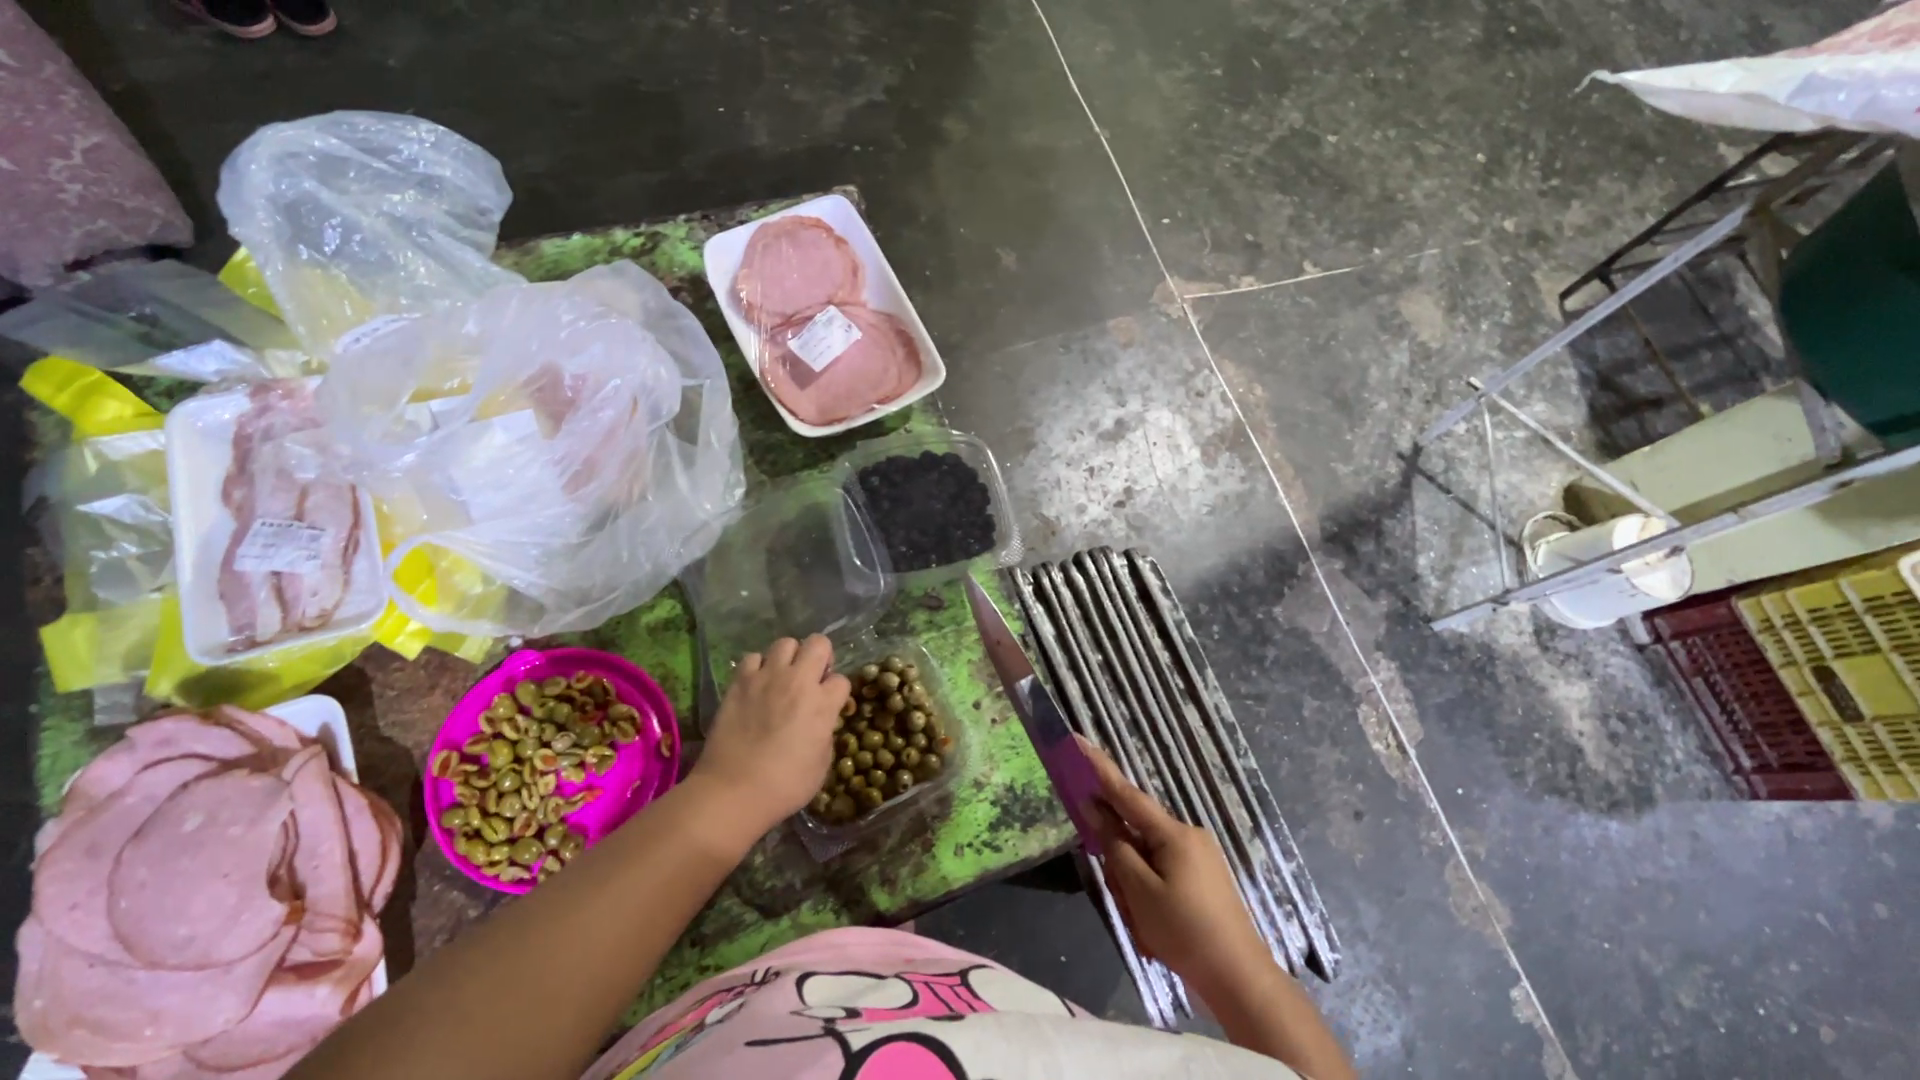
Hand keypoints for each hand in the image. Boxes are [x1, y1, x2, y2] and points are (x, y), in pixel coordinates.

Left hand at [692, 636, 849, 832]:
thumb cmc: (785, 785)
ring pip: (785, 643)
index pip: (841, 680)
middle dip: (821, 656)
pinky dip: (758, 667)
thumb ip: (825, 732)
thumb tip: (820, 721)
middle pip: (819, 643)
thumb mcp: (822, 763)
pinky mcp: (740, 682)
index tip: (830, 705)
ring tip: (782, 677)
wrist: (734, 790)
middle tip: (812, 677)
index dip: (837, 692)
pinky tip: (756, 685)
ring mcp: (766, 678)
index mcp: (823, 704)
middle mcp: (798, 682)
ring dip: (789, 657)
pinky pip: (753, 658)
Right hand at [1081, 736, 1271, 998]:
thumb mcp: (1139, 890)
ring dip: (1136, 891)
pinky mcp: (1202, 880)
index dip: (1099, 768)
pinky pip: (1161, 876)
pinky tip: (1157, 933)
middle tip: (1130, 907)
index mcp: (1174, 833)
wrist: (1238, 977)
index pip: (1127, 793)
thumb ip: (1114, 846)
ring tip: (1148, 929)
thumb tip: (1095, 808)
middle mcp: (1188, 836)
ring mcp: (1198, 858)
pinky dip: (1150, 899)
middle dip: (1121, 869)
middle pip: (1135, 836)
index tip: (1077, 740)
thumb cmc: (1184, 930)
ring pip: (1145, 861)